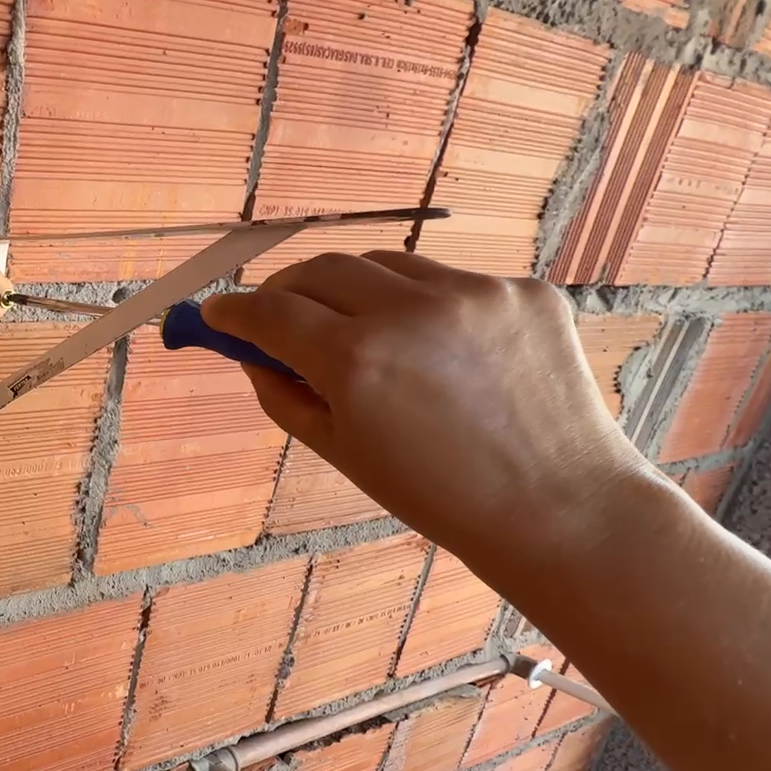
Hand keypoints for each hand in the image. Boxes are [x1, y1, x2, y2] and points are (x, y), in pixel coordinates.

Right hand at [201, 252, 658, 564]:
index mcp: (354, 361)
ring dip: (348, 289)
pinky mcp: (524, 289)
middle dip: (284, 288)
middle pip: (320, 269)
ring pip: (382, 266)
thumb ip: (281, 392)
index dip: (232, 309)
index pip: (269, 312)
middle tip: (274, 315)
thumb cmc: (427, 491)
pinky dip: (414, 303)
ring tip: (353, 330)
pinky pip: (444, 280)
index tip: (216, 311)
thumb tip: (253, 354)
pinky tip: (427, 346)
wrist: (553, 504)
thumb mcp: (333, 447)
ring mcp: (475, 292)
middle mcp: (410, 311)